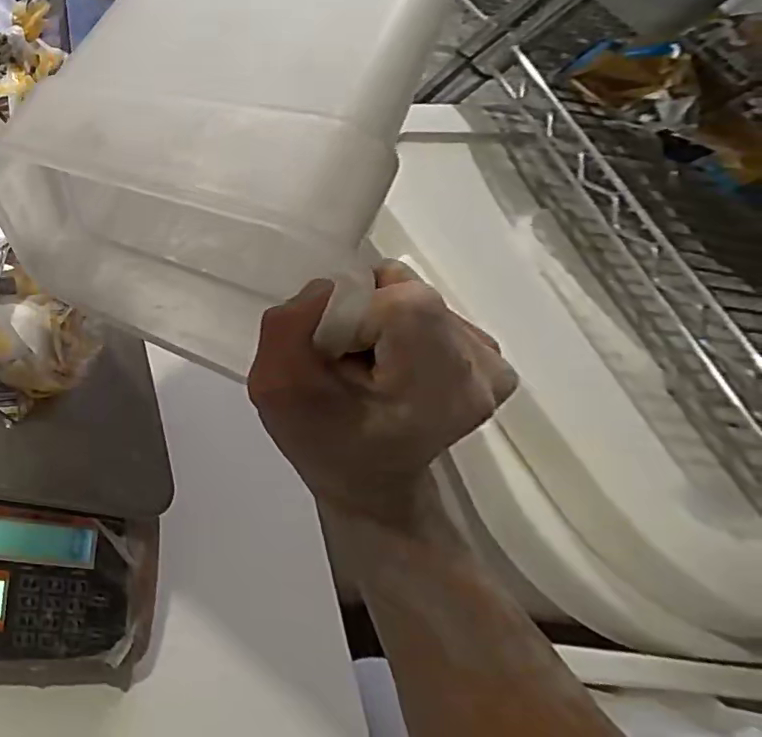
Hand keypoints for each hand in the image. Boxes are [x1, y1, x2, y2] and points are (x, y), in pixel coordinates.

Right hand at [248, 261, 517, 528]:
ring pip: (412, 295)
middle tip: (338, 358)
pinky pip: (423, 308)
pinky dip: (389, 324)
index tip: (330, 352)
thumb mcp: (274, 384)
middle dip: (357, 312)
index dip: (349, 313)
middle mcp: (481, 370)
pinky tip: (381, 362)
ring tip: (359, 363)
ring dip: (370, 318)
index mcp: (438, 387)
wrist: (367, 479)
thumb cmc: (318, 438)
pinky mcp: (486, 357)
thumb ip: (291, 324)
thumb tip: (332, 287)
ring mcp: (491, 363)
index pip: (403, 303)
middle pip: (406, 292)